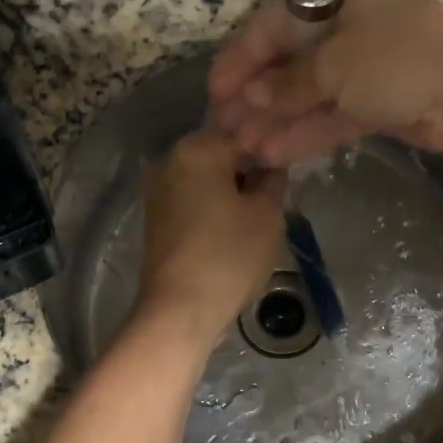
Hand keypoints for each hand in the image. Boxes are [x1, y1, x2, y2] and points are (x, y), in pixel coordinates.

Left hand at [135, 131, 284, 346]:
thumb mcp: (268, 215)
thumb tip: (270, 168)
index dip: (271, 151)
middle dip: (247, 171)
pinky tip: (231, 231)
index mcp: (197, 148)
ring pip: (205, 180)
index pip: (245, 134)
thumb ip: (273, 181)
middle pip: (220, 155)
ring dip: (230, 192)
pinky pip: (191, 202)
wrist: (178, 309)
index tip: (288, 172)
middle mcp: (169, 160)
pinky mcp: (155, 220)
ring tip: (256, 217)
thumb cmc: (229, 255)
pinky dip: (212, 209)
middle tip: (276, 196)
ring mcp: (157, 191)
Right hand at [208, 0, 442, 166]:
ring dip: (275, 121)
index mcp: (336, 2)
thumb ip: (290, 83)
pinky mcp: (378, 107)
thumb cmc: (399, 58)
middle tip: (223, 127)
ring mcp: (364, 71)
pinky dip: (304, 134)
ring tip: (243, 148)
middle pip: (289, 63)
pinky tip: (274, 154)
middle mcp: (346, 32)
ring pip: (308, 96)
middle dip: (256, 96)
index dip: (242, 57)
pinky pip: (331, 118)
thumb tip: (254, 96)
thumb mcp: (336, 65)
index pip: (274, 25)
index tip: (215, 90)